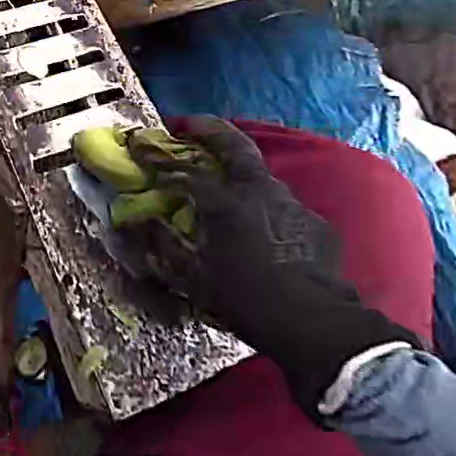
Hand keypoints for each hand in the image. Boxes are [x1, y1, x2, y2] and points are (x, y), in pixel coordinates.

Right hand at [128, 117, 418, 419]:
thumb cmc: (249, 302)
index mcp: (225, 201)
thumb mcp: (195, 279)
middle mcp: (259, 190)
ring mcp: (292, 203)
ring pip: (259, 174)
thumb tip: (135, 222)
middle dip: (207, 129)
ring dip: (237, 171)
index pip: (184, 168)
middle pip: (232, 144)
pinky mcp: (315, 223)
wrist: (320, 331)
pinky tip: (261, 224)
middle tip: (187, 125)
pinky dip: (264, 205)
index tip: (139, 146)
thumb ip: (163, 245)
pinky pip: (282, 205)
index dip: (158, 157)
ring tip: (224, 181)